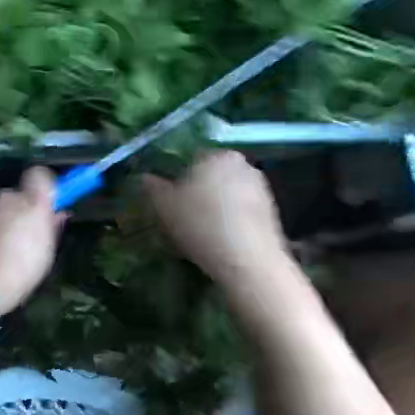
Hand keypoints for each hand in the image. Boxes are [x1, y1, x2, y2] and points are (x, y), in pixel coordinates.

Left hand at [0, 167, 64, 312]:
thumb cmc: (13, 278)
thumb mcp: (42, 258)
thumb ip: (49, 229)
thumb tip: (56, 213)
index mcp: (31, 206)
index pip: (39, 176)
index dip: (39, 188)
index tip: (39, 204)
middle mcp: (2, 198)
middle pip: (11, 198)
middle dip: (12, 213)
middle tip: (12, 240)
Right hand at [142, 151, 288, 284]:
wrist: (247, 260)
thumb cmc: (200, 223)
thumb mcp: (163, 205)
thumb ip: (151, 187)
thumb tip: (144, 177)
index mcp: (217, 155)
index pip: (190, 157)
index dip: (174, 177)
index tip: (166, 197)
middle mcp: (243, 164)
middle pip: (210, 174)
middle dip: (196, 190)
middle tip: (179, 213)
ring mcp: (261, 188)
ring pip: (226, 193)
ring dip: (212, 206)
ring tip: (196, 229)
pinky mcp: (271, 211)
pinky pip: (239, 210)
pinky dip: (227, 219)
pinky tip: (216, 238)